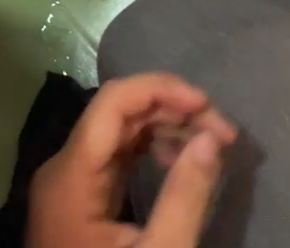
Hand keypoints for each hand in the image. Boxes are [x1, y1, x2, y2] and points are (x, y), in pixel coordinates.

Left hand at [28, 73, 237, 247]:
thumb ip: (185, 197)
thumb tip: (213, 136)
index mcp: (70, 176)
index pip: (115, 101)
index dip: (162, 90)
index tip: (209, 107)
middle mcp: (64, 168)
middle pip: (121, 111)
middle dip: (175, 110)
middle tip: (224, 134)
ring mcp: (71, 183)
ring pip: (123, 130)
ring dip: (169, 127)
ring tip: (212, 146)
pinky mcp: (82, 198)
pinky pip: (120, 154)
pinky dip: (155, 148)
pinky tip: (183, 161)